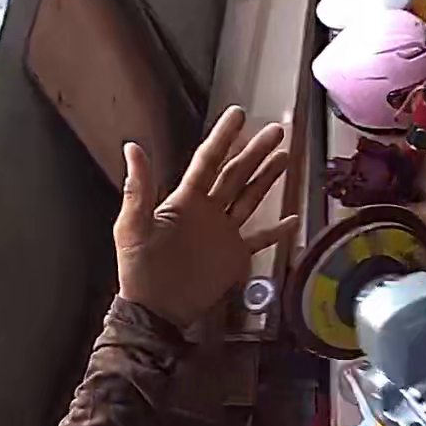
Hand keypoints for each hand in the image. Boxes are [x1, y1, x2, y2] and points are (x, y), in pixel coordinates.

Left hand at [115, 106, 297, 327]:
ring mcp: (224, 233)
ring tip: (285, 158)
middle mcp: (209, 211)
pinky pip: (259, 240)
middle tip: (276, 131)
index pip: (208, 161)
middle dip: (255, 152)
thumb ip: (138, 190)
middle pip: (236, 175)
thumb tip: (132, 147)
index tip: (239, 115)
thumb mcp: (133, 228)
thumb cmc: (140, 270)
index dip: (223, 138)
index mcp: (186, 201)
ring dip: (267, 178)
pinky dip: (277, 232)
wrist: (157, 310)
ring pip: (250, 198)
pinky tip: (293, 220)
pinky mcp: (234, 257)